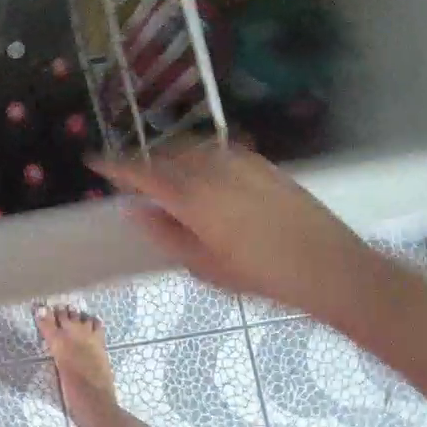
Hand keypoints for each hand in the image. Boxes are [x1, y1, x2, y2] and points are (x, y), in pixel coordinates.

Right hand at [90, 144, 389, 324]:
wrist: (330, 268)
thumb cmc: (261, 276)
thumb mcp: (204, 266)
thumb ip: (166, 234)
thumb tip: (135, 211)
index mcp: (193, 197)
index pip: (143, 172)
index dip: (115, 166)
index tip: (95, 162)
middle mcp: (214, 169)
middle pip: (168, 155)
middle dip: (146, 162)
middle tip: (133, 177)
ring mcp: (242, 163)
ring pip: (194, 150)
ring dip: (174, 158)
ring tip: (167, 175)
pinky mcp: (265, 164)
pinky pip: (221, 152)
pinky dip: (203, 159)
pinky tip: (207, 177)